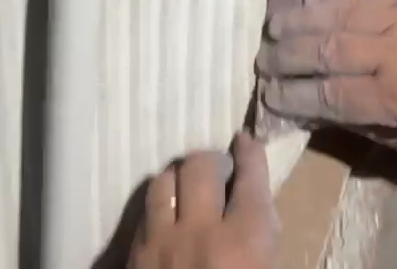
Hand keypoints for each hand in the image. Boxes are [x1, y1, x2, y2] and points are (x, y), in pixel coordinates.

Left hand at [130, 133, 276, 268]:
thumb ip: (262, 237)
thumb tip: (259, 207)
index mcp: (243, 243)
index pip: (250, 180)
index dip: (250, 154)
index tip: (246, 140)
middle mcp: (201, 233)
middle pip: (200, 167)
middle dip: (211, 163)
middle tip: (217, 170)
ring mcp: (162, 244)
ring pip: (164, 181)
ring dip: (177, 180)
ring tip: (185, 186)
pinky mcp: (134, 257)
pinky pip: (143, 213)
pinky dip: (157, 207)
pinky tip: (164, 214)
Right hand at [255, 0, 396, 158]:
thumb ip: (362, 123)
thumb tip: (313, 109)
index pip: (331, 94)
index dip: (294, 95)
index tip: (268, 95)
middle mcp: (394, 52)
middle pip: (327, 49)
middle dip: (288, 56)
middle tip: (262, 60)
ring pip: (338, 14)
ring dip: (300, 20)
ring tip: (274, 27)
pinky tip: (305, 3)